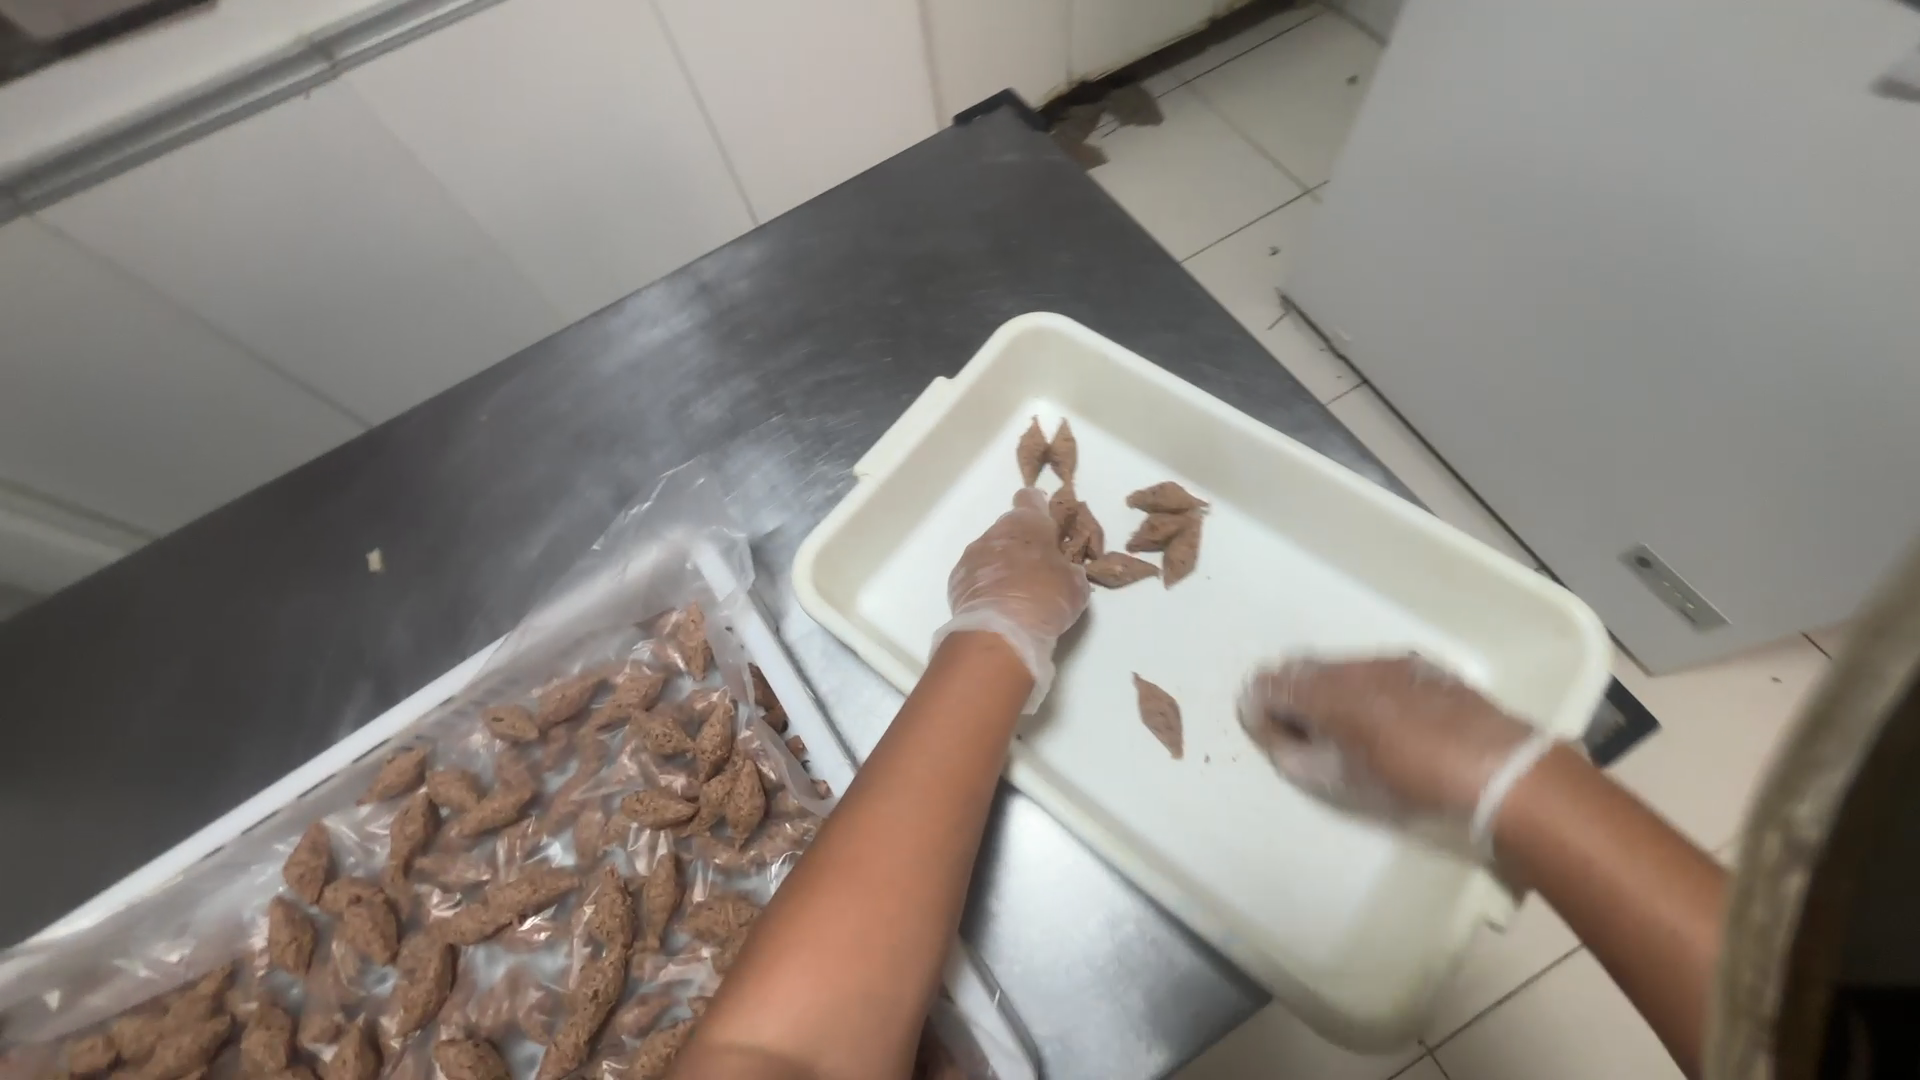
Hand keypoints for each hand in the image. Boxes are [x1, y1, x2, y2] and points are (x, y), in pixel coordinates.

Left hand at [932, 488, 1090, 711]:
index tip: (1045, 523)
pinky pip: (974, 575)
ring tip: (1015, 593)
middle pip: (1009, 529)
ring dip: (1001, 565)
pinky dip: (984, 585)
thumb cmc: (1045, 599)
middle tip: (1037, 569)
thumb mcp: (1075, 585)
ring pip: (989, 552)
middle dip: (1021, 544)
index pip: (1030, 499)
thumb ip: (1069, 568)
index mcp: (1027, 524)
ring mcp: (972, 555)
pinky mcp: (957, 580)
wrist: (1000, 631)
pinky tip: (996, 605)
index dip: (1038, 508)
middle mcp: (995, 532)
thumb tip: (1063, 569)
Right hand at [1237, 656, 1558, 859]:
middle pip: (1297, 667)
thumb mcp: (1339, 782)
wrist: (1501, 770)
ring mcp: (1386, 661)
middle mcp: (1348, 666)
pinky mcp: (1420, 665)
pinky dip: (1360, 687)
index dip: (1258, 708)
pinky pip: (1371, 669)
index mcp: (1322, 693)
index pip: (1267, 684)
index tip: (1265, 732)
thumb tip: (1271, 734)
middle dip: (1288, 693)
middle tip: (1299, 730)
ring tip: (1344, 726)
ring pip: (1335, 666)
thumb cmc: (1411, 782)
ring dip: (1325, 689)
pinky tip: (1383, 716)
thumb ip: (1292, 754)